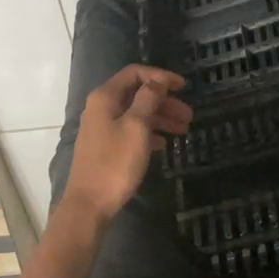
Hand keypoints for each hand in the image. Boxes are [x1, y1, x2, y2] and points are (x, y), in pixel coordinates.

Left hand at [60, 65, 192, 221]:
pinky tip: (164, 145)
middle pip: (137, 94)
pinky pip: (131, 131)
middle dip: (164, 101)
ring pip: (136, 114)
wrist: (90, 204)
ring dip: (160, 118)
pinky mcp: (106, 146)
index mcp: (105, 97)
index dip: (160, 76)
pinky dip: (149, 133)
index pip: (134, 73)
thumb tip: (157, 81)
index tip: (183, 87)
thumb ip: (147, 99)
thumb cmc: (115, 162)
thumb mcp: (136, 127)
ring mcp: (102, 127)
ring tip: (183, 130)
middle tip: (188, 115)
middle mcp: (101, 107)